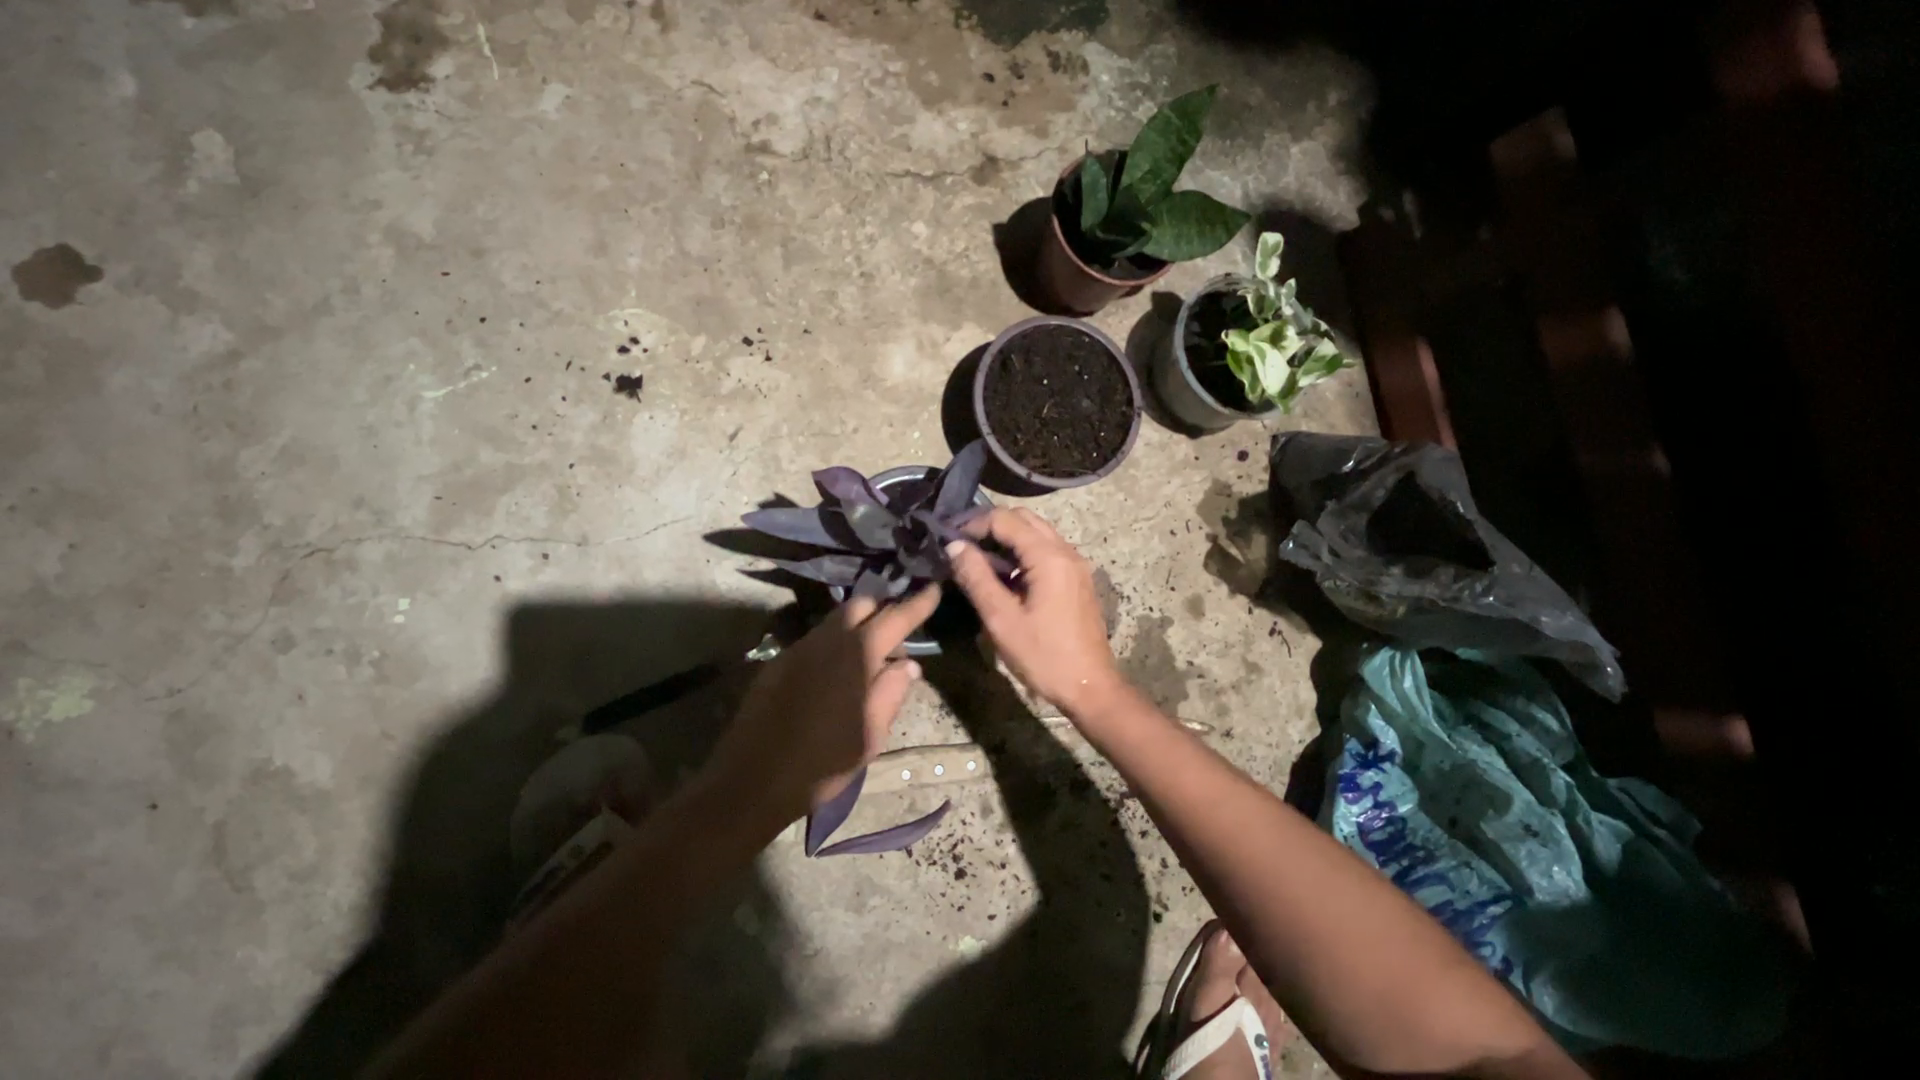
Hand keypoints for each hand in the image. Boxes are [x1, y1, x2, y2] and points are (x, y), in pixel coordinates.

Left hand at [711, 587, 940, 816]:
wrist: (753, 780)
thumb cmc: (823, 763)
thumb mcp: (871, 736)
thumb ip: (891, 694)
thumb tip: (908, 665)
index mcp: (857, 656)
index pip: (894, 619)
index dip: (917, 604)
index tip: (934, 589)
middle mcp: (826, 642)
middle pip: (859, 606)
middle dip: (883, 608)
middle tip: (900, 627)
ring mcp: (797, 650)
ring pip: (834, 622)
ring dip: (857, 626)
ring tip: (872, 650)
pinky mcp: (778, 664)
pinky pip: (814, 641)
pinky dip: (834, 643)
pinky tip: (838, 670)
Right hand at [945, 508, 1127, 717]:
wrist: (1089, 686)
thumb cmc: (1044, 656)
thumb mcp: (1002, 619)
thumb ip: (976, 577)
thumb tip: (955, 546)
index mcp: (1049, 557)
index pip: (1005, 519)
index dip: (974, 523)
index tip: (949, 540)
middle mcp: (1066, 552)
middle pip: (1024, 520)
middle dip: (990, 526)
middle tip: (961, 546)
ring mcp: (1075, 565)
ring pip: (1036, 534)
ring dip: (1006, 540)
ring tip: (977, 561)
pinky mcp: (1077, 580)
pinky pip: (1046, 552)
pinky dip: (1022, 554)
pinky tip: (1004, 577)